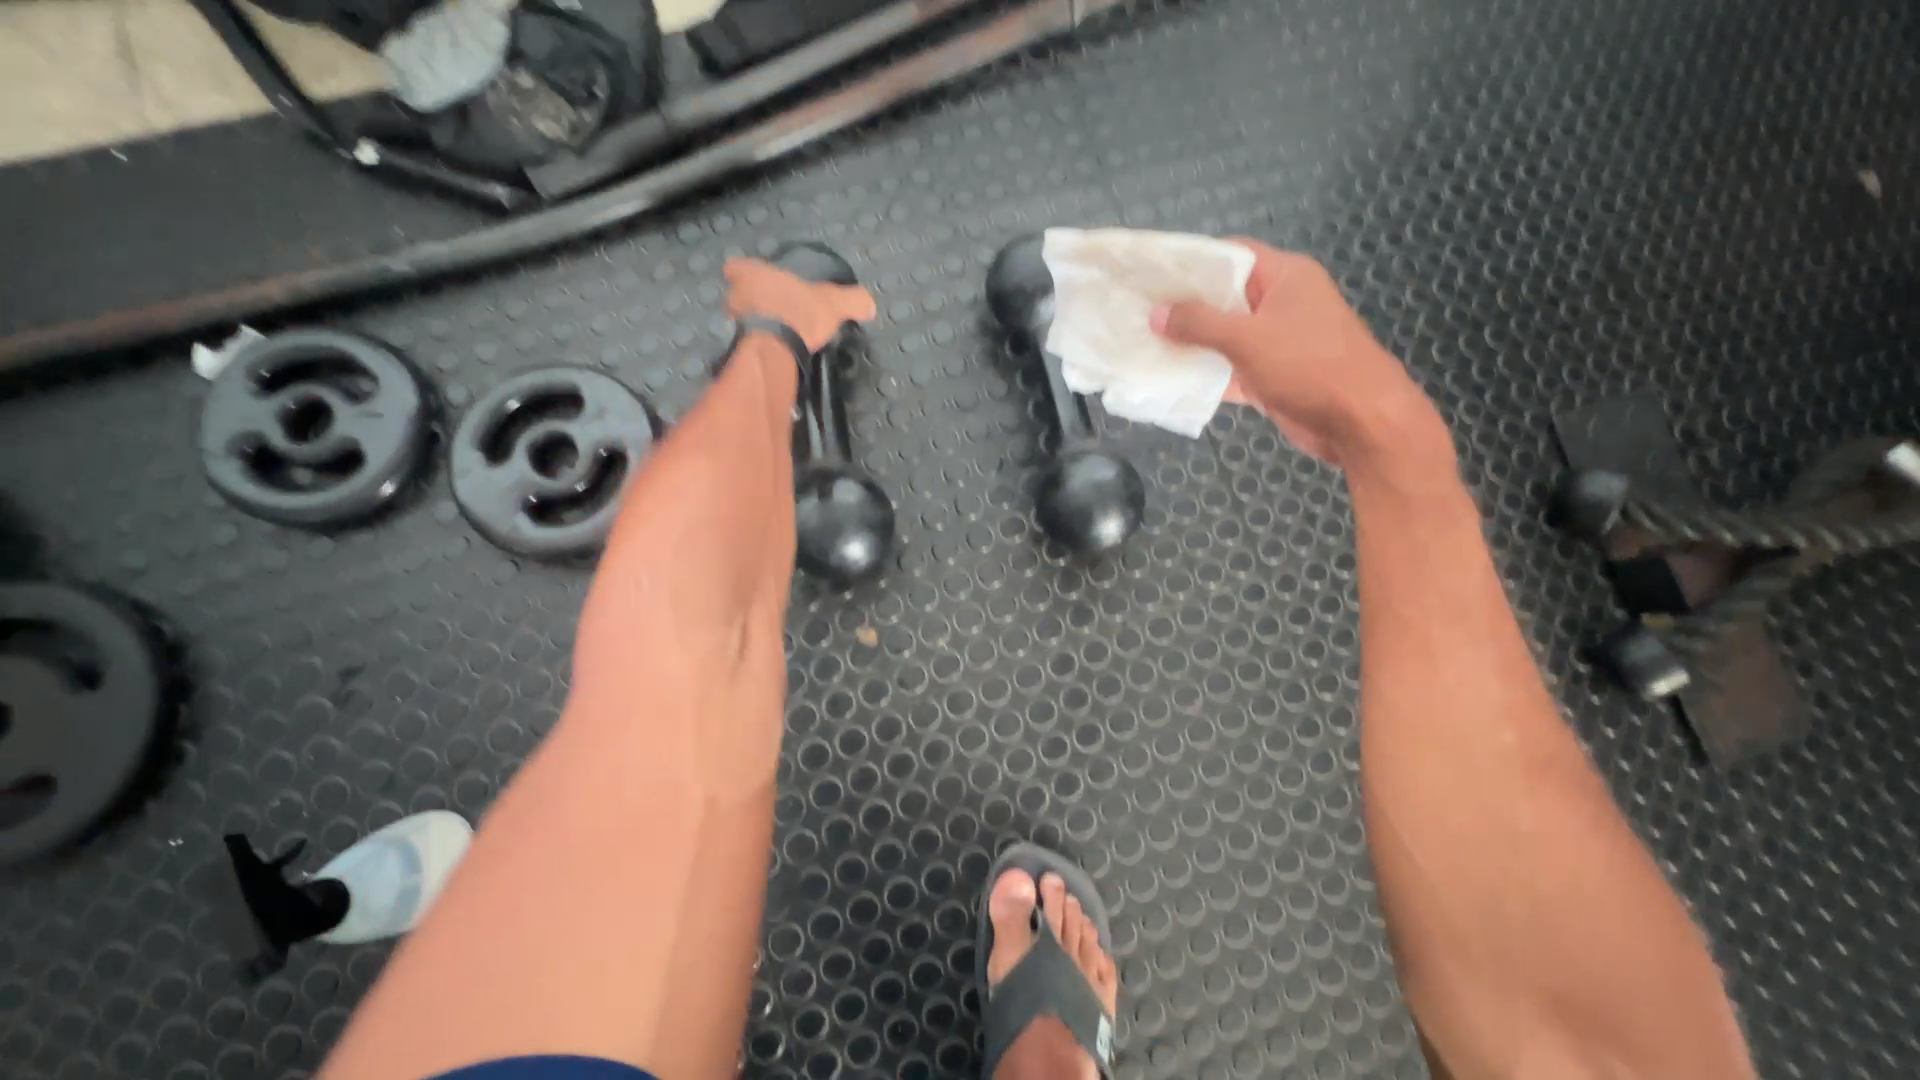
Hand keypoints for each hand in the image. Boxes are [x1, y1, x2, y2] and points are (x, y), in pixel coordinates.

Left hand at [724, 257, 876, 350]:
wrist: (777, 349)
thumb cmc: (801, 312)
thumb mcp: (835, 303)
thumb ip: (852, 300)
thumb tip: (869, 305)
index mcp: (754, 273)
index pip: (736, 266)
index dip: (745, 274)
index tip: (756, 282)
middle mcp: (736, 293)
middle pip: (736, 294)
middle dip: (750, 302)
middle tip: (770, 311)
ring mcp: (732, 322)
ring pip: (738, 319)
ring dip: (752, 325)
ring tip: (773, 335)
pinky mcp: (735, 347)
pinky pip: (744, 343)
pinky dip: (755, 346)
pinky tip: (772, 353)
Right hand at [1149, 241, 1440, 464]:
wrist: (1360, 421)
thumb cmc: (1309, 365)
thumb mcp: (1248, 338)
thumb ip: (1200, 324)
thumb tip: (1157, 313)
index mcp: (1285, 277)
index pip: (1232, 256)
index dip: (1192, 261)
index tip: (1151, 272)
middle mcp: (1281, 304)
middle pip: (1224, 297)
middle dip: (1184, 306)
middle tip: (1138, 310)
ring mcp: (1277, 342)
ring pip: (1225, 336)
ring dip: (1191, 344)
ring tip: (1143, 343)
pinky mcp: (1272, 376)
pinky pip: (1231, 369)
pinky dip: (1206, 375)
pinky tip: (1170, 380)